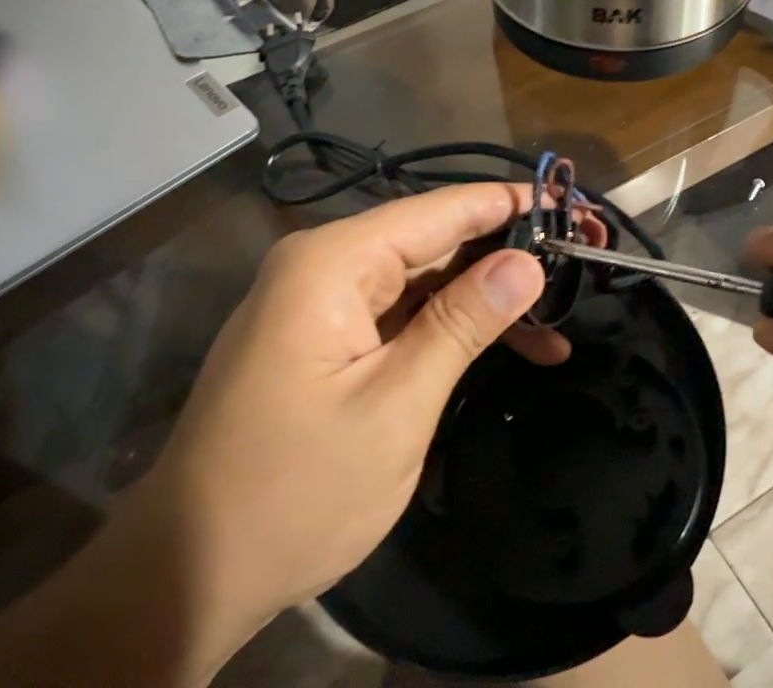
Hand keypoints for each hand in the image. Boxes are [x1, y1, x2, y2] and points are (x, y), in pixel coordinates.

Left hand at [0, 184, 553, 686]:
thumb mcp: (396, 406)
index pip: (437, 211)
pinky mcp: (318, 344)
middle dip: (502, 257)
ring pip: (416, 283)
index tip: (573, 207)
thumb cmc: (297, 488)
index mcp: (330, 264)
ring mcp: (315, 307)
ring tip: (557, 329)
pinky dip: (444, 332)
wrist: (191, 567)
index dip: (507, 205)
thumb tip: (526, 261)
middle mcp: (319, 268)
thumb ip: (461, 324)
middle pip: (428, 242)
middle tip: (581, 270)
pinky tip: (500, 350)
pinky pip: (393, 318)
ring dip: (480, 303)